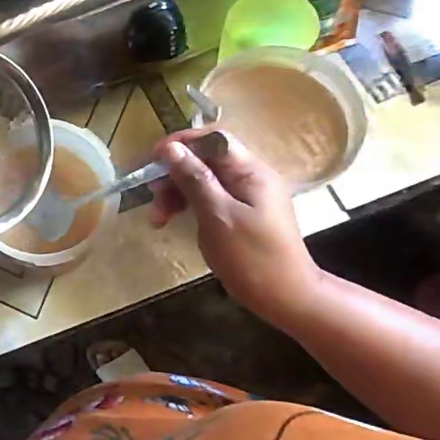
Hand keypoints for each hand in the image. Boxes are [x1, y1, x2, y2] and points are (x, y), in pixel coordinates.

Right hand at [148, 127, 322, 321]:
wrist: (287, 299)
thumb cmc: (252, 259)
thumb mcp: (218, 217)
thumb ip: (195, 180)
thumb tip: (172, 149)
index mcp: (251, 172)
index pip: (213, 140)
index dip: (181, 144)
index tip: (152, 162)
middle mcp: (252, 177)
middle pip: (206, 160)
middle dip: (175, 174)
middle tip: (152, 198)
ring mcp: (249, 197)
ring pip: (206, 181)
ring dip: (178, 193)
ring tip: (158, 219)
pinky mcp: (244, 215)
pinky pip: (212, 199)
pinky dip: (191, 206)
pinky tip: (175, 221)